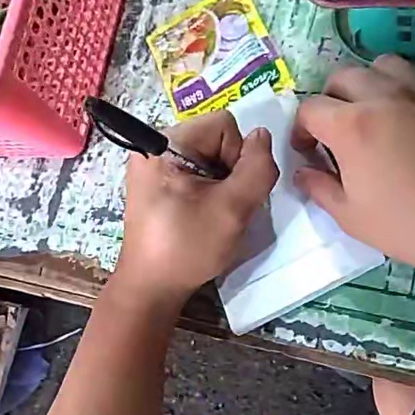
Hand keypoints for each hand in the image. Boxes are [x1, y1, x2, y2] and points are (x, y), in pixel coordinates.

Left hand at [113, 110, 278, 308]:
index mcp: (164, 142)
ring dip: (223, 186)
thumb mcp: (232, 208)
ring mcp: (155, 167)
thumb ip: (256, 168)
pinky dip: (209, 194)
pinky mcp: (158, 185)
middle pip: (218, 140)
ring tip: (212, 216)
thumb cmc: (187, 247)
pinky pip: (198, 174)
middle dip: (231, 172)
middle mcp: (155, 146)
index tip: (227, 192)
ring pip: (212, 159)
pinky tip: (203, 218)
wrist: (152, 289)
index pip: (224, 125)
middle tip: (222, 208)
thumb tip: (263, 135)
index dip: (238, 156)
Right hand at [293, 55, 414, 287]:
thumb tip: (305, 171)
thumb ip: (321, 189)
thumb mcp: (353, 218)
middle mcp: (384, 95)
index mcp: (352, 125)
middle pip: (342, 76)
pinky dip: (405, 87)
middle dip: (330, 99)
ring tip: (374, 113)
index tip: (309, 151)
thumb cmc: (414, 226)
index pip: (310, 108)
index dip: (301, 129)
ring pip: (383, 65)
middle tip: (336, 132)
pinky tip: (412, 117)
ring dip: (368, 83)